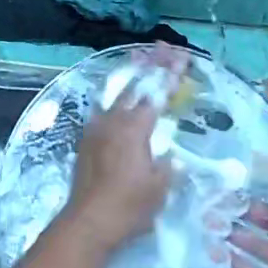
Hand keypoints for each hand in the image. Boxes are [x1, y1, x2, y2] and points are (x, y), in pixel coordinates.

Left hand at [58, 49, 182, 253]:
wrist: (88, 221)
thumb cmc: (129, 207)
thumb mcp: (159, 187)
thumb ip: (167, 164)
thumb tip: (169, 153)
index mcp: (134, 129)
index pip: (156, 95)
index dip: (169, 74)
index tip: (180, 55)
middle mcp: (113, 121)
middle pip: (134, 86)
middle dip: (150, 65)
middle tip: (161, 46)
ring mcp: (96, 128)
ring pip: (116, 94)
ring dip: (130, 76)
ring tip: (139, 57)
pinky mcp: (87, 140)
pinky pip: (103, 108)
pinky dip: (114, 96)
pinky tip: (116, 95)